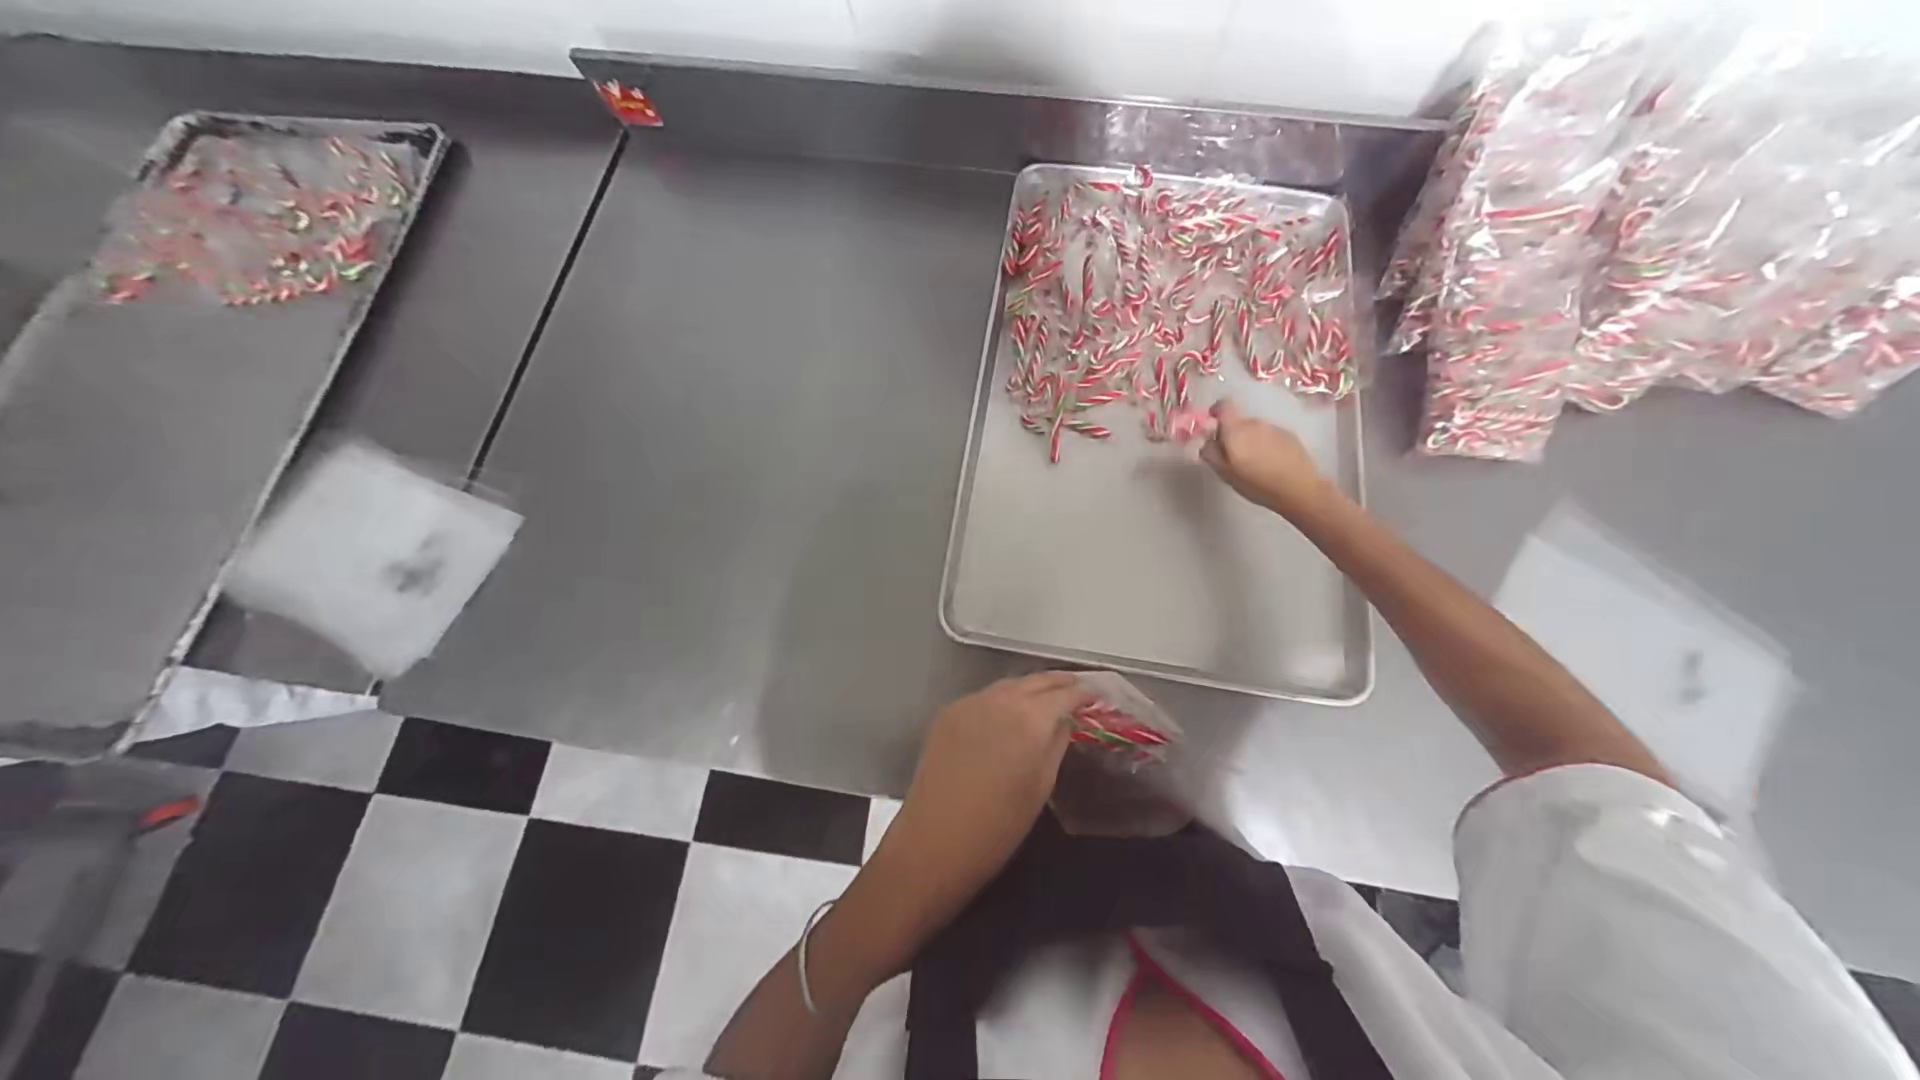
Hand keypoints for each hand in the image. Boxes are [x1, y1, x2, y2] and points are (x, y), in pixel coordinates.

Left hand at [866, 673, 1091, 923]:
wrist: (936, 839)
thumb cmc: (1000, 824)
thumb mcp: (1042, 785)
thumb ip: (1056, 744)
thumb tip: (1063, 721)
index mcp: (1031, 717)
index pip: (1064, 694)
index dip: (1082, 694)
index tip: (1096, 697)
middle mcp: (1000, 699)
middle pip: (1035, 681)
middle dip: (1058, 683)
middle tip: (1077, 688)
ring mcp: (970, 703)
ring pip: (1009, 685)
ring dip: (1030, 687)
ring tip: (1047, 698)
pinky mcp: (948, 713)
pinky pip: (985, 697)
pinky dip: (1003, 698)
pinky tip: (1009, 712)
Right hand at [1200, 398, 1331, 517]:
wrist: (1297, 488)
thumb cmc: (1255, 483)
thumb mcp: (1225, 473)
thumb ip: (1210, 453)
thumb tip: (1206, 441)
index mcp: (1236, 430)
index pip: (1223, 405)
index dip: (1216, 412)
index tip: (1214, 428)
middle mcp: (1255, 423)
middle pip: (1238, 421)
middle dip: (1233, 435)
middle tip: (1233, 457)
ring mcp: (1274, 428)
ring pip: (1254, 429)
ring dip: (1250, 441)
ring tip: (1253, 463)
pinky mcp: (1289, 435)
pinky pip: (1270, 436)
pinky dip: (1265, 445)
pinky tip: (1270, 463)